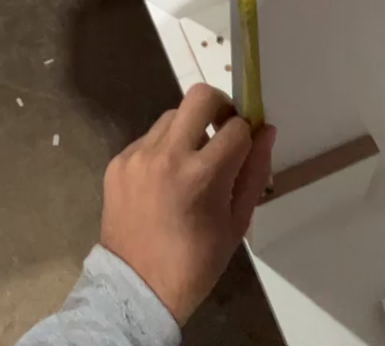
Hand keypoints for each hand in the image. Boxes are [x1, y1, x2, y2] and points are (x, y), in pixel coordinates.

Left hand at [99, 83, 276, 322]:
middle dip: (219, 106)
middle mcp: (167, 155)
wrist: (138, 288)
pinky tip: (164, 180)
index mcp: (202, 175)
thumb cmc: (196, 261)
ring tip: (190, 163)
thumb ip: (255, 171)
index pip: (236, 126)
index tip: (244, 145)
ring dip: (188, 130)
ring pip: (172, 115)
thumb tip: (266, 130)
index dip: (245, 133)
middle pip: (200, 96)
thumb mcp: (236, 222)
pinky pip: (149, 138)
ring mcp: (138, 155)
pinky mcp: (118, 161)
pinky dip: (162, 149)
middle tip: (222, 130)